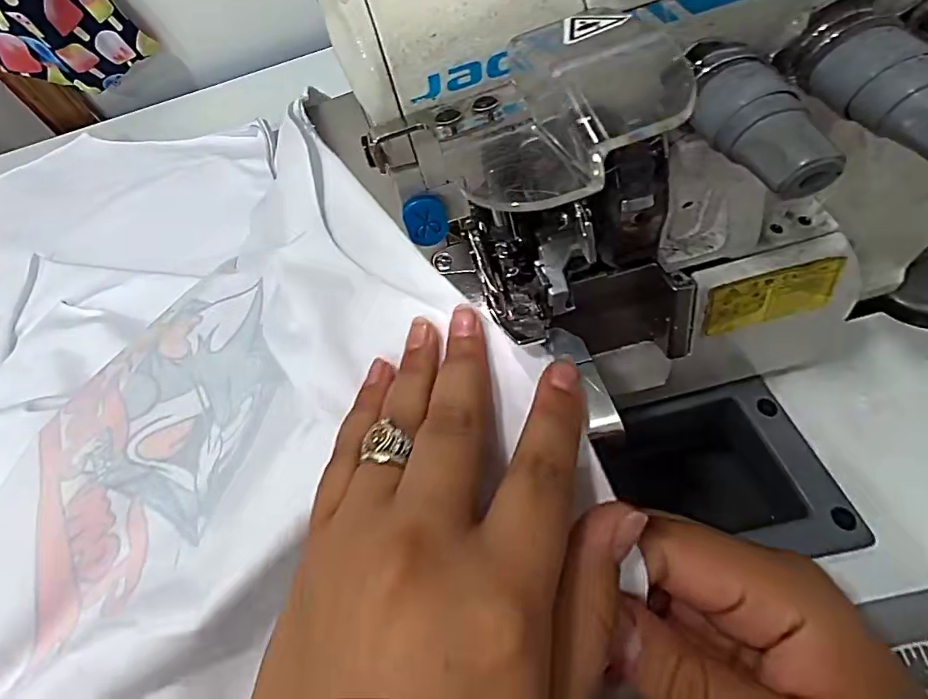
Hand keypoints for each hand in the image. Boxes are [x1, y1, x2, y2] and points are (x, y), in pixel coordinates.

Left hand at [252, 306, 645, 698]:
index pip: (538, 474)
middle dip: (467, 367)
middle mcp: (427, 544)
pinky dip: (362, 411)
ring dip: (412, 373)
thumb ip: (582, 609)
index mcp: (498, 590)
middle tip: (467, 318)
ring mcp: (363, 536)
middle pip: (455, 429)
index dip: (554, 416)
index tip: (557, 372)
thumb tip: (610, 520)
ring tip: (424, 330)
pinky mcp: (317, 544)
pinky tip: (374, 380)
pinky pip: (344, 457)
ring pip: (395, 428)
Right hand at [552, 508, 916, 698]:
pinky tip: (610, 659)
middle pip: (647, 555)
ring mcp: (742, 615)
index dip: (600, 560)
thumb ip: (689, 671)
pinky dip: (631, 642)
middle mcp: (757, 583)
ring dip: (610, 616)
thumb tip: (602, 617)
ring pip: (646, 591)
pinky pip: (663, 625)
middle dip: (600, 587)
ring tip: (580, 645)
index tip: (561, 598)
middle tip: (562, 627)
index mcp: (781, 582)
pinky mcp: (732, 647)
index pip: (658, 535)